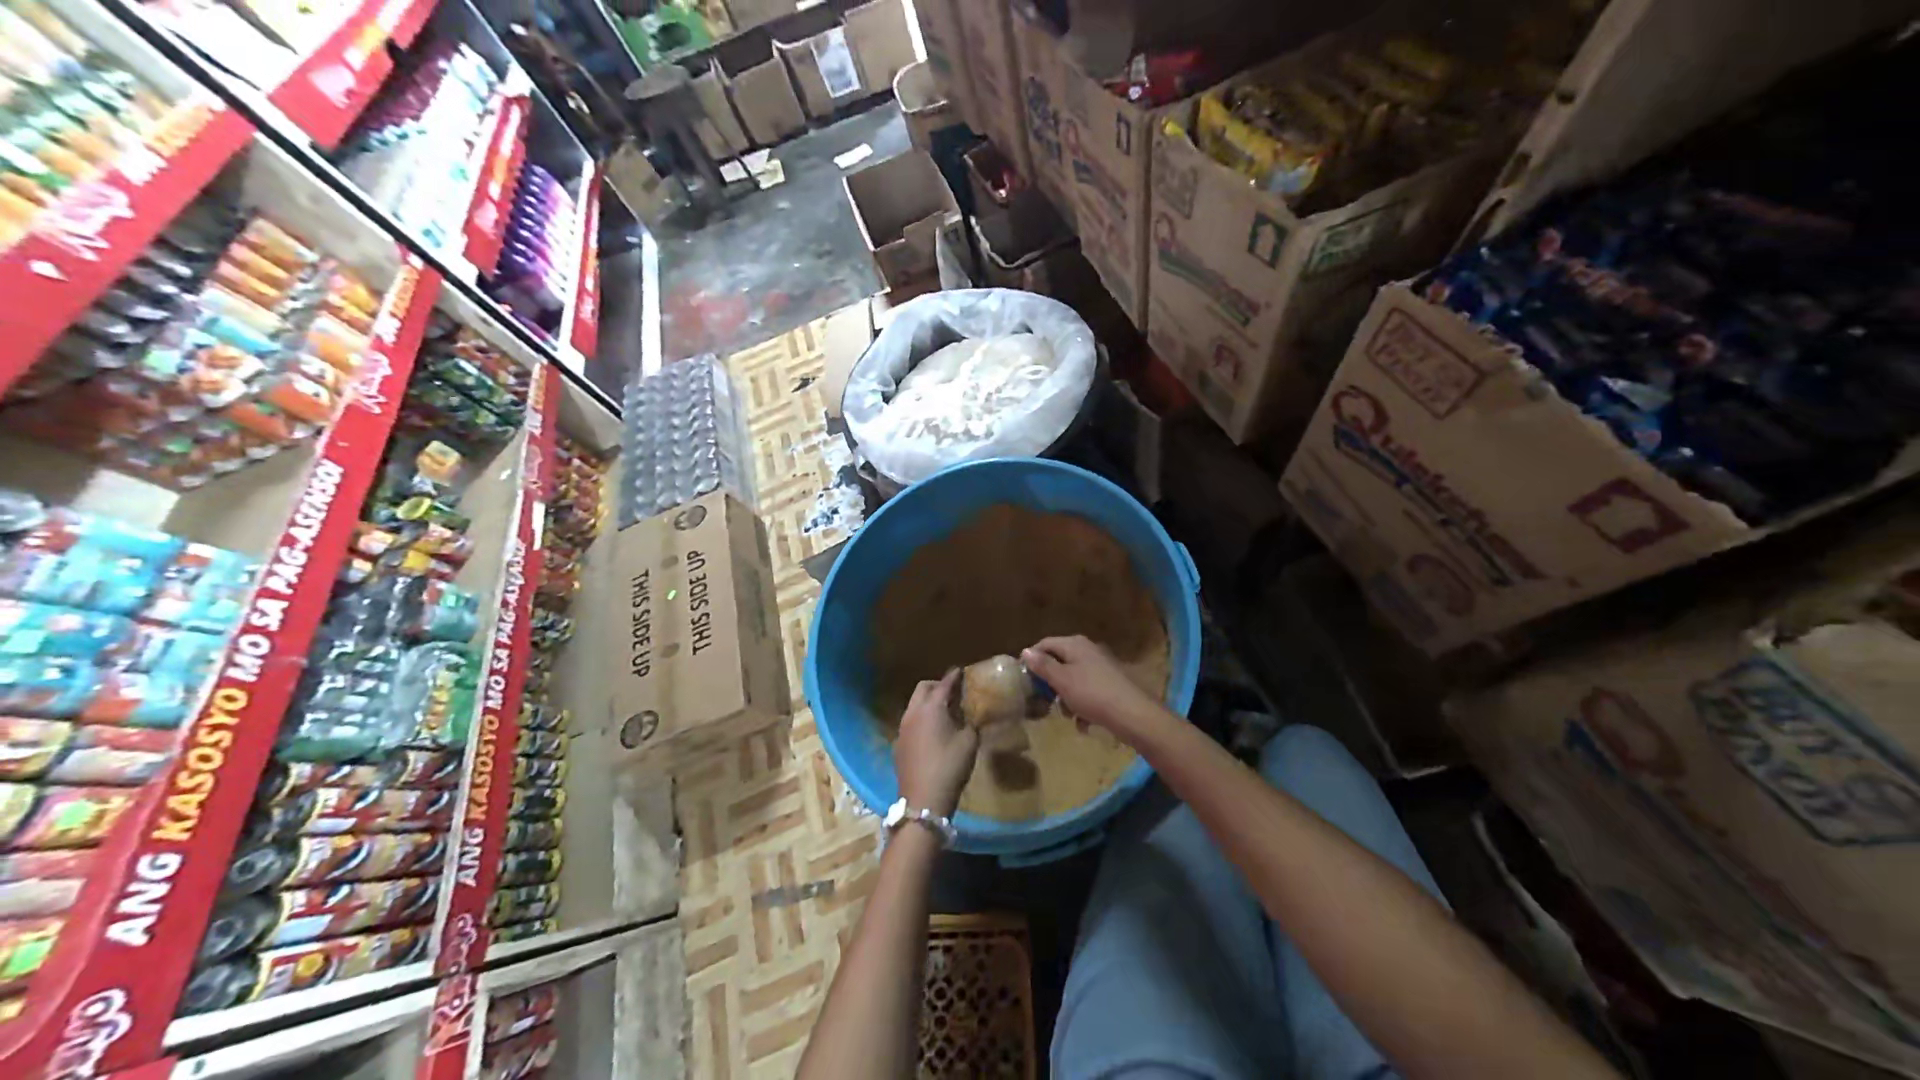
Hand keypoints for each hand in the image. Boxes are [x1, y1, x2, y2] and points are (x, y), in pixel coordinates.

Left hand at [894, 670, 977, 817]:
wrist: (923, 800)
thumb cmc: (950, 767)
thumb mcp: (970, 742)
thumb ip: (972, 723)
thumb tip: (973, 716)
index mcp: (931, 707)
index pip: (944, 684)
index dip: (954, 676)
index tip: (962, 671)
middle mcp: (913, 712)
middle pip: (923, 688)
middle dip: (937, 686)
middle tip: (953, 692)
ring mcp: (902, 728)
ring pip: (913, 705)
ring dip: (927, 703)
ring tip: (944, 712)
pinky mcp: (898, 744)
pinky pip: (910, 722)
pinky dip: (921, 719)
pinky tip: (932, 732)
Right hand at [1021, 636, 1168, 745]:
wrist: (1134, 714)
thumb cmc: (1092, 694)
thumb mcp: (1062, 680)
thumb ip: (1043, 665)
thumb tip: (1026, 650)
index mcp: (1075, 644)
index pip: (1045, 644)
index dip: (1032, 659)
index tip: (1024, 679)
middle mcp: (1089, 650)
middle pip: (1060, 663)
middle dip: (1051, 684)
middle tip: (1045, 701)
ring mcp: (1102, 667)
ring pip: (1074, 680)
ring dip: (1067, 698)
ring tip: (1068, 716)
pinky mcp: (1111, 685)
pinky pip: (1089, 692)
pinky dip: (1083, 706)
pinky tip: (1084, 723)